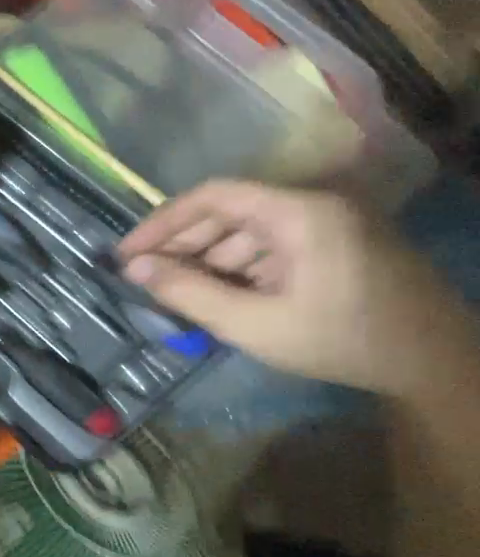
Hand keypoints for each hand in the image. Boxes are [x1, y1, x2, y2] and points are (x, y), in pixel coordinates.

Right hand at [119, 180, 469, 397]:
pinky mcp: (332, 247)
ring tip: (173, 296)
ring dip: (203, 261)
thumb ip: (187, 292)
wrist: (430, 359)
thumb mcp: (250, 322)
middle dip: (179, 245)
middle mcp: (314, 208)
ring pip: (244, 233)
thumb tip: (133, 268)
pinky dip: (233, 268)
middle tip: (142, 280)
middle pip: (228, 213)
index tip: (125, 256)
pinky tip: (214, 298)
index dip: (161, 222)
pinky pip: (267, 247)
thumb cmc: (337, 338)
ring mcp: (327, 227)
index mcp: (300, 214)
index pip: (213, 196)